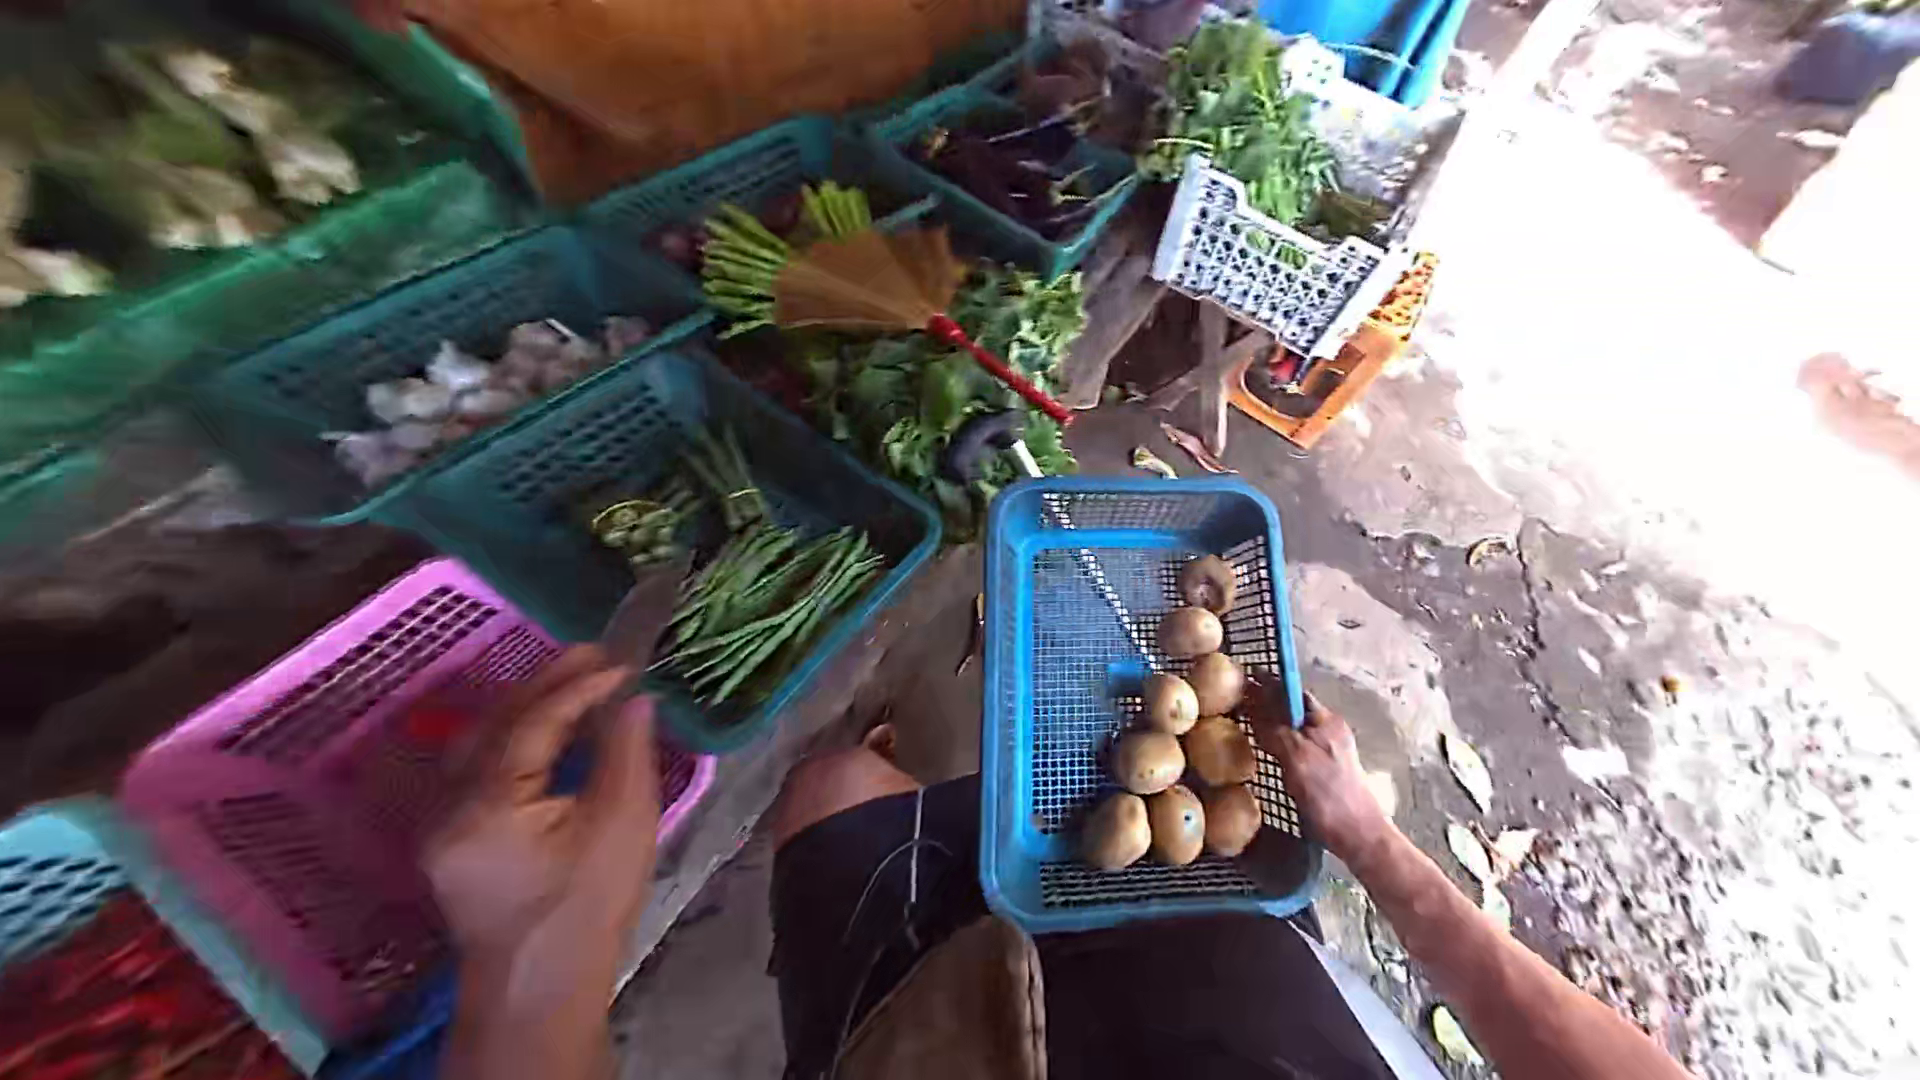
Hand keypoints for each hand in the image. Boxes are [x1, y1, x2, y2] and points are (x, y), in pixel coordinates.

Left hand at [426, 646, 659, 963]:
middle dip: (549, 681)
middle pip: (497, 722)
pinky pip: (482, 761)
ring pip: (482, 739)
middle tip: (597, 652)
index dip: (581, 686)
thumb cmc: (589, 904)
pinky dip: (519, 730)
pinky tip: (552, 721)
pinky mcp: (454, 832)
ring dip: (530, 701)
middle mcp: (448, 806)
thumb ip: (627, 750)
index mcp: (487, 806)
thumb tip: (636, 697)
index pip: (534, 722)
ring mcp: (442, 821)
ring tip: (578, 674)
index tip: (625, 665)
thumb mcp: (623, 822)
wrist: (543, 985)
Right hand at [1245, 680, 1393, 868]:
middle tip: (1236, 699)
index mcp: (1325, 720)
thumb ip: (1273, 727)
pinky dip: (1275, 740)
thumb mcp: (1295, 755)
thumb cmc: (1327, 793)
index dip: (1268, 682)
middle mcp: (1327, 730)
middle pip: (1291, 707)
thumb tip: (1250, 704)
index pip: (1292, 691)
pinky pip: (1293, 744)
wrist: (1357, 836)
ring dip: (1269, 721)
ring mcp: (1326, 750)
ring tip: (1242, 720)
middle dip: (1265, 701)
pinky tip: (1260, 748)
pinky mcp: (1322, 768)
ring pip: (1291, 727)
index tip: (1243, 676)